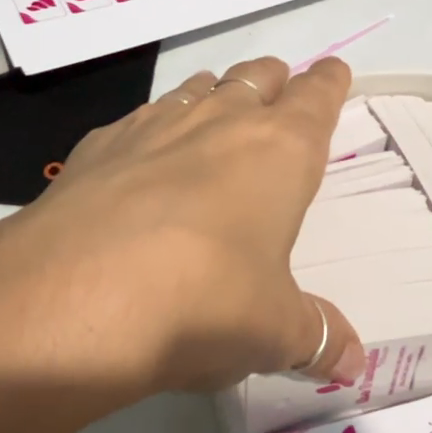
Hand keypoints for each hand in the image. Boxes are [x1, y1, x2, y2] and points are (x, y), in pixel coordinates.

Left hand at [8, 55, 364, 392]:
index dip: (329, 82)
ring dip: (213, 94)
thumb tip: (354, 360)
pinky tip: (143, 160)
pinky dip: (154, 129)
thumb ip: (316, 336)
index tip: (334, 72)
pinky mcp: (101, 142)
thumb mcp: (273, 332)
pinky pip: (140, 119)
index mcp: (279, 151)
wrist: (77, 292)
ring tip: (216, 110)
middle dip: (273, 79)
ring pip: (197, 87)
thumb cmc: (203, 301)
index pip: (316, 98)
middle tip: (278, 91)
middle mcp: (219, 120)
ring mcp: (154, 123)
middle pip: (256, 76)